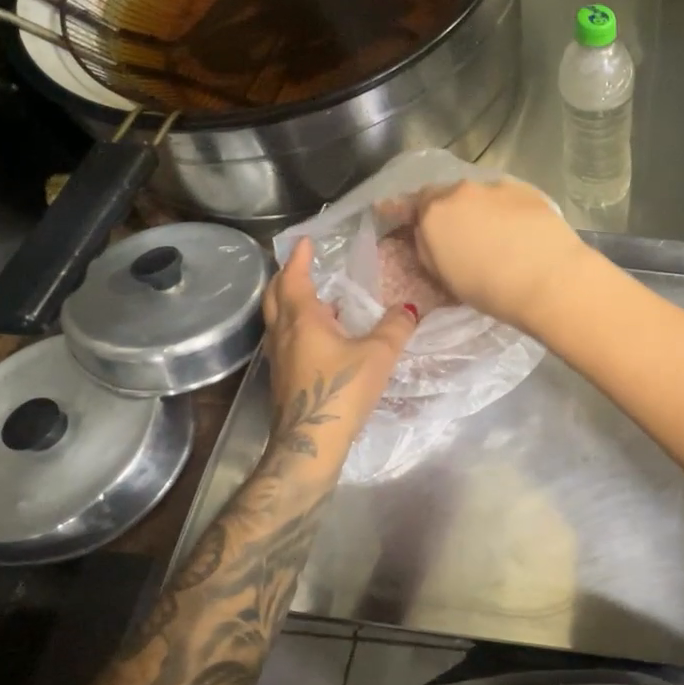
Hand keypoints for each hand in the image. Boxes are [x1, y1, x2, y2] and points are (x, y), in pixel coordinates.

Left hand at [260, 240, 416, 453]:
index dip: (298, 258)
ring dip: (290, 302)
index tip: (304, 240)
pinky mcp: (283, 378)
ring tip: (315, 296)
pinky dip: (297, 325)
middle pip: (275, 296)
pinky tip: (321, 336)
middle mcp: (283, 334)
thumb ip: (395, 328)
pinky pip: (285, 338)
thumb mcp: (378, 355)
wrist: (309, 444)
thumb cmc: (341, 390)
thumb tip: (408, 308)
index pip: (293, 279)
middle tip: (301, 264)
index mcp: (302, 319)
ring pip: (277, 319)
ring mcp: (279, 358)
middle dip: (285, 277)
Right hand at [383, 180, 592, 329]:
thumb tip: (428, 236)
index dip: (410, 212)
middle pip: (448, 195)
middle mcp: (461, 191)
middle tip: (460, 235)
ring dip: (480, 210)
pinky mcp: (527, 189)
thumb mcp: (445, 277)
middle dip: (449, 211)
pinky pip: (507, 198)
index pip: (413, 203)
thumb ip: (429, 248)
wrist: (550, 279)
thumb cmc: (491, 290)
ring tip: (495, 235)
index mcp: (434, 213)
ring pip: (479, 195)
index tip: (403, 217)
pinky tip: (519, 231)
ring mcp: (496, 187)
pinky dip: (508, 210)